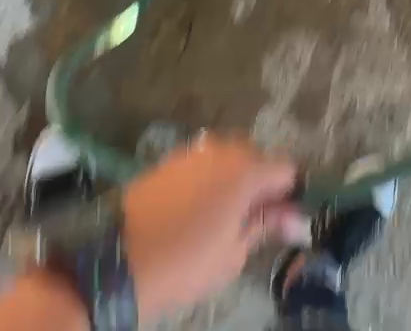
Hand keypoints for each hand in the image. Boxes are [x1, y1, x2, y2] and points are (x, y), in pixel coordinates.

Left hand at [121, 135, 310, 320]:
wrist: (116, 258)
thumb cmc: (185, 262)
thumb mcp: (232, 253)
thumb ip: (265, 225)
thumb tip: (294, 217)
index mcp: (246, 170)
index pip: (287, 169)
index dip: (290, 193)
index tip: (285, 219)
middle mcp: (222, 149)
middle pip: (258, 157)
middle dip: (261, 184)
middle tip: (253, 221)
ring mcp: (193, 151)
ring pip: (228, 158)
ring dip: (234, 180)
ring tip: (224, 217)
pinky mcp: (169, 160)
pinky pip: (203, 163)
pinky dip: (209, 179)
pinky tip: (197, 209)